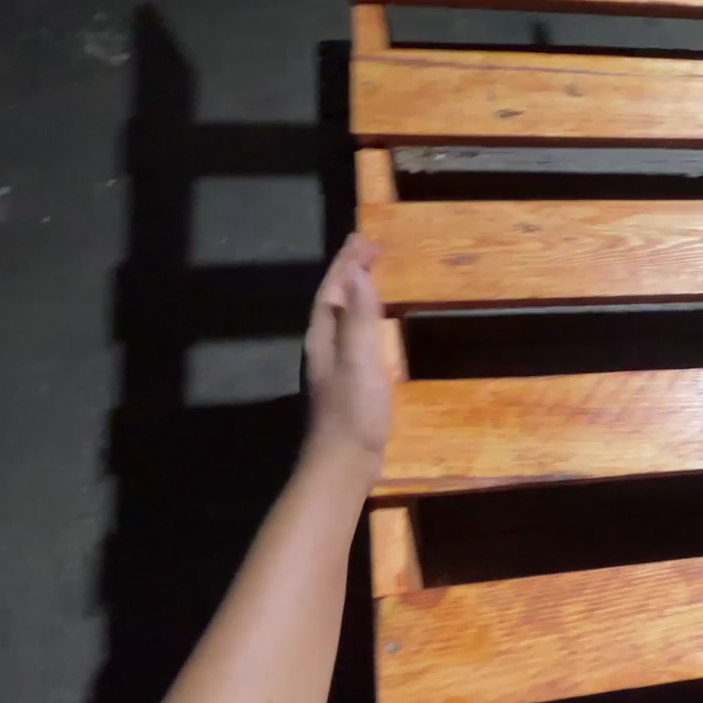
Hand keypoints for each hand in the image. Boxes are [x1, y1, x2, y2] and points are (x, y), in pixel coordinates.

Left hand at [303, 234, 389, 476]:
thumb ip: (360, 318)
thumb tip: (358, 272)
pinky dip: (366, 322)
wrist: (345, 462)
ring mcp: (336, 367)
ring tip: (374, 278)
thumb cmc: (353, 411)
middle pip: (335, 301)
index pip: (333, 290)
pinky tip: (377, 329)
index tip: (367, 241)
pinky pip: (356, 338)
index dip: (347, 264)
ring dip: (358, 295)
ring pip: (344, 319)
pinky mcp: (350, 383)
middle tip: (371, 251)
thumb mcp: (360, 361)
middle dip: (350, 274)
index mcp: (324, 338)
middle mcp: (325, 347)